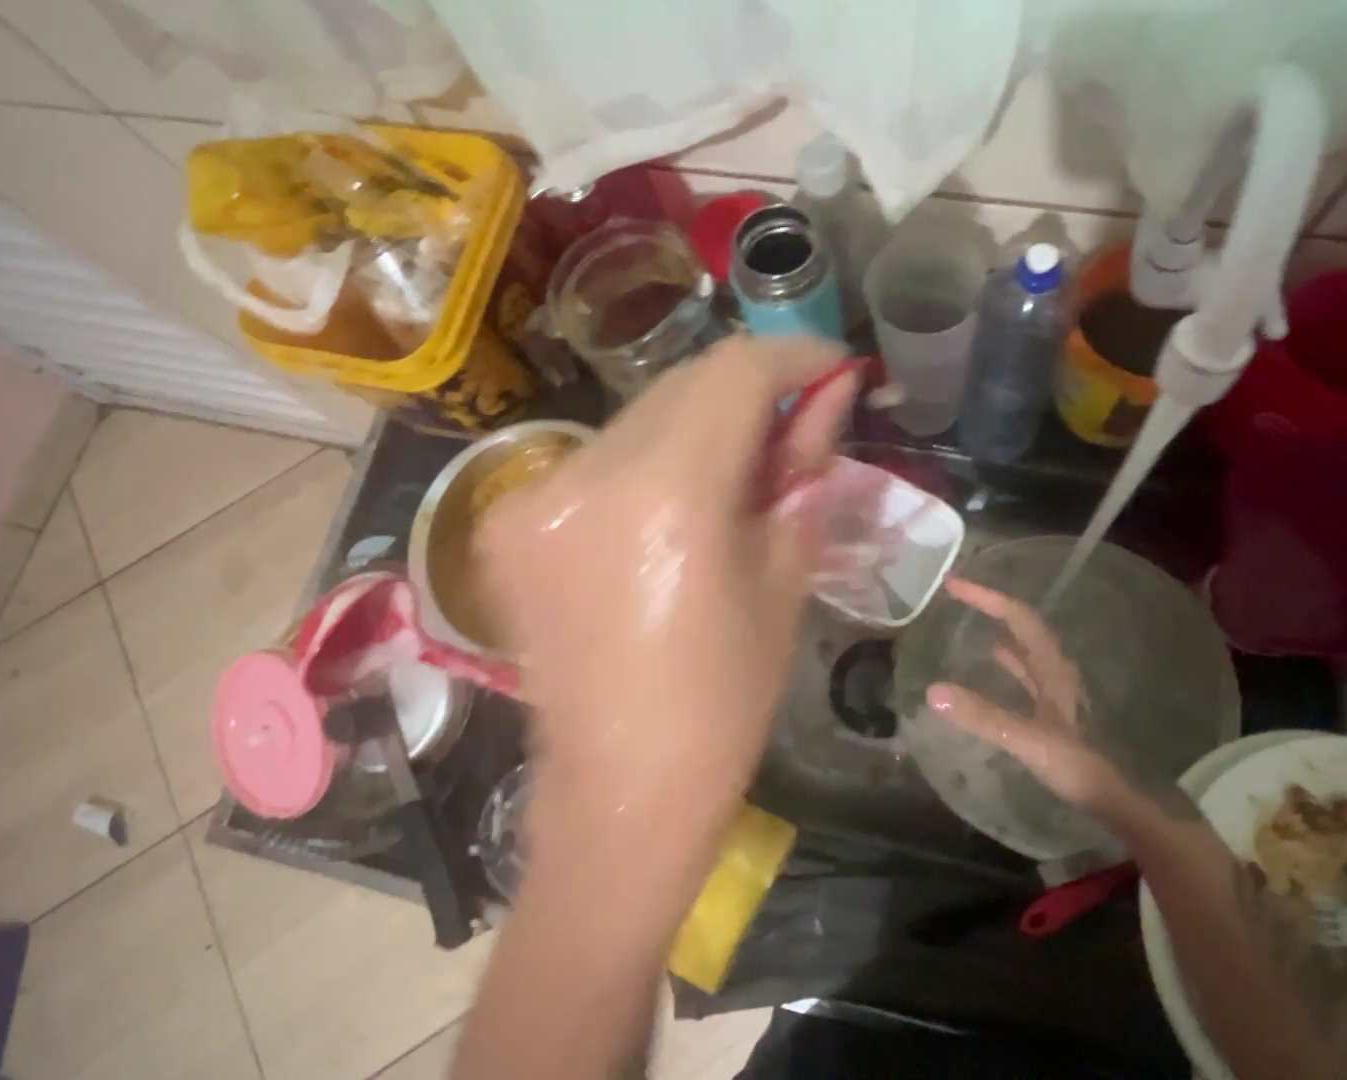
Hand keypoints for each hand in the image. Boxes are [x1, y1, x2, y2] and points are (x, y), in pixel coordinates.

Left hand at [474, 336, 856, 842]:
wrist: (620, 792)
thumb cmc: (724, 703)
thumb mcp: (783, 581)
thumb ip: (802, 474)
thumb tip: (829, 399)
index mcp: (668, 493)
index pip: (736, 372)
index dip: (795, 356)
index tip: (835, 370)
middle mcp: (588, 473)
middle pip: (684, 383)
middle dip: (750, 390)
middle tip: (798, 425)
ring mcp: (536, 496)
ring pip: (639, 417)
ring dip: (699, 425)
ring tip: (741, 472)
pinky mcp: (511, 524)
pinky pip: (599, 460)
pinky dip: (650, 462)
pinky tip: (677, 507)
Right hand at [926, 578, 1141, 822]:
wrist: (1114, 798)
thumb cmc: (1076, 765)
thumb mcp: (1027, 740)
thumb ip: (983, 716)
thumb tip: (934, 691)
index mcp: (1052, 668)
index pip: (1018, 618)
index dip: (988, 598)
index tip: (954, 585)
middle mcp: (1055, 671)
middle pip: (1023, 626)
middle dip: (992, 606)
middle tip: (958, 595)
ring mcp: (1055, 692)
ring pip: (1025, 649)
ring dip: (1000, 630)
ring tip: (970, 622)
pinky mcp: (1052, 712)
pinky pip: (1024, 674)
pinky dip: (1005, 661)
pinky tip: (992, 666)